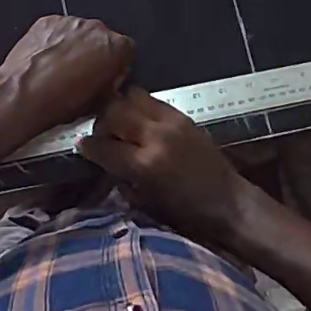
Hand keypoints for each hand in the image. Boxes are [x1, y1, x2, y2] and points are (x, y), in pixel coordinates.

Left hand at [0, 16, 133, 142]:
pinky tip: (47, 61)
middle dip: (96, 54)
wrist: (22, 96)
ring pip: (79, 33)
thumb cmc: (58, 101)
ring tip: (62, 70)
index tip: (109, 75)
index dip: (118, 65)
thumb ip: (112, 86)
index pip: (127, 49)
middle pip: (103, 38)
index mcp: (114, 47)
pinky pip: (58, 30)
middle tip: (84, 75)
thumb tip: (109, 85)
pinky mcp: (46, 22)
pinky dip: (55, 42)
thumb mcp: (99, 102)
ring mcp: (69, 22)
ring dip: (75, 47)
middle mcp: (94, 28)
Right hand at [77, 87, 255, 244]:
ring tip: (120, 123)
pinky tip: (139, 120)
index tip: (80, 146)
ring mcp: (171, 122)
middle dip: (101, 122)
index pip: (104, 146)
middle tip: (101, 134)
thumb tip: (104, 160)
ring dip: (120, 108)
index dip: (87, 146)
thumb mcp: (147, 204)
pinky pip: (152, 100)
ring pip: (131, 97)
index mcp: (146, 165)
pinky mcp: (183, 116)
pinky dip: (140, 107)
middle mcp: (156, 137)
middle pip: (114, 112)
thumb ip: (122, 179)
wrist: (229, 201)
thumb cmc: (187, 213)